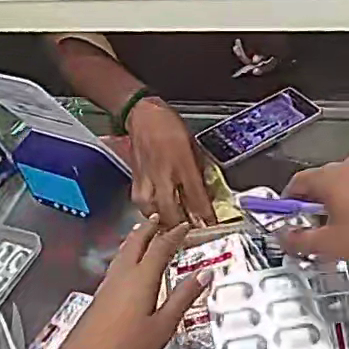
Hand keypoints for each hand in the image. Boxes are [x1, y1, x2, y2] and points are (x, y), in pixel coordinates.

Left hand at [41, 223, 208, 348]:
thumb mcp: (164, 326)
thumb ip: (183, 297)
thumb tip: (203, 275)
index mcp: (141, 278)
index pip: (161, 247)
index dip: (174, 235)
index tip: (185, 227)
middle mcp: (122, 275)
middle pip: (136, 242)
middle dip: (150, 228)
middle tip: (159, 219)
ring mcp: (107, 285)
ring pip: (123, 251)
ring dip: (136, 239)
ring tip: (143, 233)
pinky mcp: (100, 296)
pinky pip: (116, 265)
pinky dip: (127, 254)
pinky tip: (127, 265)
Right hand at [126, 98, 213, 226]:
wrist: (142, 116)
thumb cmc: (169, 127)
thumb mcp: (193, 146)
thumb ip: (199, 172)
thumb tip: (206, 194)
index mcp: (182, 165)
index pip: (197, 199)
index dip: (206, 216)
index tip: (212, 226)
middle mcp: (164, 176)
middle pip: (174, 214)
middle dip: (184, 227)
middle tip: (194, 232)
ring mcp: (148, 182)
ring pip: (156, 215)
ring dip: (167, 224)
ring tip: (177, 227)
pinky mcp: (136, 184)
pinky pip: (144, 207)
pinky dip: (153, 215)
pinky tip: (160, 216)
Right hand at [279, 153, 348, 281]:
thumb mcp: (331, 246)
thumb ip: (300, 240)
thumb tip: (287, 238)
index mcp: (334, 176)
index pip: (298, 182)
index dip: (287, 201)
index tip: (284, 215)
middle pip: (323, 182)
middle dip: (314, 206)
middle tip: (312, 231)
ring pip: (348, 185)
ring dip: (340, 206)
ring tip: (342, 236)